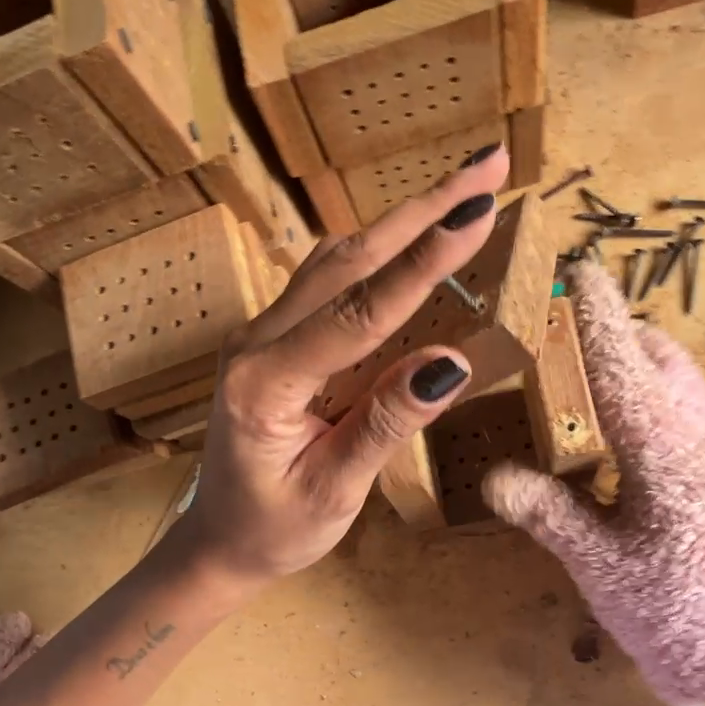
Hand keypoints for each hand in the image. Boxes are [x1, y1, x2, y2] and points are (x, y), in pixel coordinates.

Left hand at [166, 145, 512, 588]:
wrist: (217, 540)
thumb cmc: (272, 531)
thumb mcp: (333, 492)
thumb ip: (385, 424)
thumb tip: (450, 361)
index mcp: (266, 384)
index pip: (359, 312)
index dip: (423, 262)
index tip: (477, 210)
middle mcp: (257, 343)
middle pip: (347, 262)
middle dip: (421, 212)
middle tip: (487, 165)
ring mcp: (262, 335)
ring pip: (337, 263)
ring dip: (401, 223)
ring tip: (463, 189)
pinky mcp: (274, 340)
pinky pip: (329, 285)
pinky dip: (378, 255)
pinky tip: (412, 235)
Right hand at [482, 263, 704, 705]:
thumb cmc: (675, 608)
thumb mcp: (600, 566)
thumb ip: (548, 514)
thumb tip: (492, 477)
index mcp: (665, 450)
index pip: (622, 364)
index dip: (596, 315)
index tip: (578, 269)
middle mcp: (699, 439)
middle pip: (661, 360)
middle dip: (619, 334)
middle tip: (568, 335)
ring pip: (678, 386)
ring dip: (637, 367)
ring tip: (587, 382)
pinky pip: (685, 418)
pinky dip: (650, 402)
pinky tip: (618, 442)